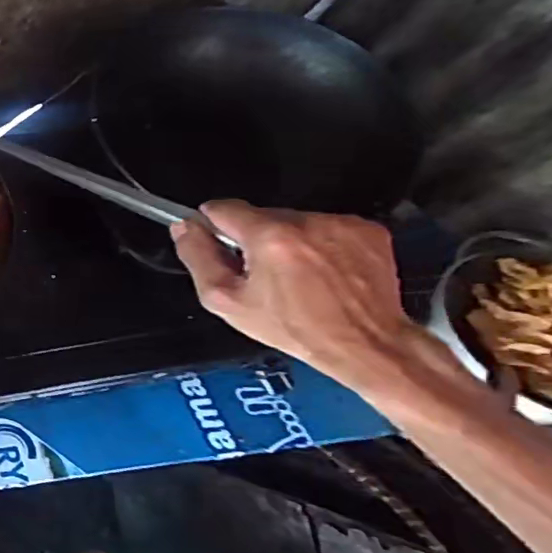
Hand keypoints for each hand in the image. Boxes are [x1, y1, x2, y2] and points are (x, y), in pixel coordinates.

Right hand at [171, 201, 430, 395]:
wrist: (365, 345)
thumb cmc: (293, 327)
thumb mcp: (225, 300)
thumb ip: (197, 257)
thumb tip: (184, 227)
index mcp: (270, 237)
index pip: (222, 208)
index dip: (212, 226)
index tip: (218, 246)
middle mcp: (307, 223)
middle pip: (258, 215)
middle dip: (252, 238)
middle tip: (259, 273)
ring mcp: (341, 224)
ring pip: (292, 221)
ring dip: (285, 240)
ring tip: (294, 276)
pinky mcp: (367, 231)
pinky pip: (324, 226)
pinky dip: (317, 243)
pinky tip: (321, 271)